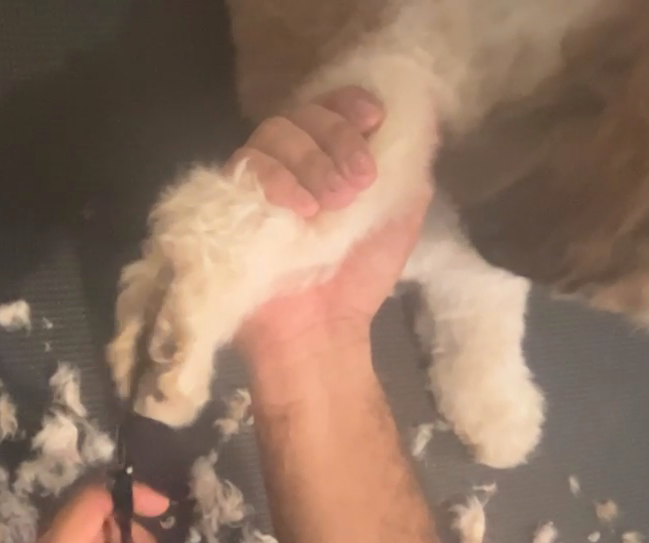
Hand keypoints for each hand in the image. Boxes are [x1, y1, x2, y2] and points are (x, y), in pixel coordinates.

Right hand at [233, 90, 433, 380]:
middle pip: (298, 116)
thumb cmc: (357, 280)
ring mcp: (255, 191)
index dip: (348, 103)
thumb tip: (419, 111)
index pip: (326, 106)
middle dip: (335, 137)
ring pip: (270, 137)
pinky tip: (302, 208)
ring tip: (333, 203)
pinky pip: (242, 171)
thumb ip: (408, 166)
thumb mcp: (401, 214)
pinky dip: (277, 179)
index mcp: (323, 162)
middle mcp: (286, 170)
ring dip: (309, 158)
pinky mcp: (229, 211)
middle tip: (358, 182)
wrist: (318, 333)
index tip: (374, 119)